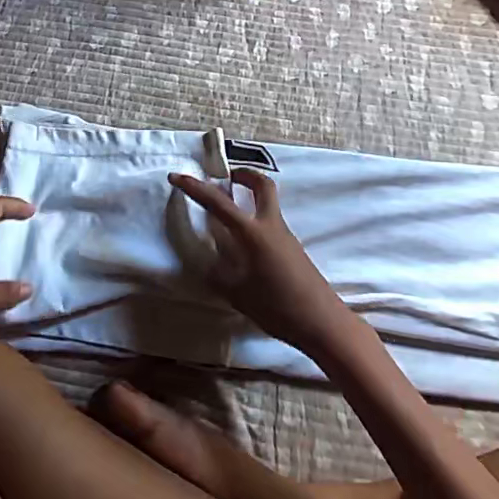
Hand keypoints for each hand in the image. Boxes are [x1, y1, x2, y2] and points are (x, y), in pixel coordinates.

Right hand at [169, 170, 352, 350]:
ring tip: (228, 213)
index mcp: (253, 233)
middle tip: (226, 178)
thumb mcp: (237, 293)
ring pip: (268, 204)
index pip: (218, 202)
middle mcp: (271, 226)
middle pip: (262, 185)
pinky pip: (270, 225)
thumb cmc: (278, 306)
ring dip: (249, 198)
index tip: (176, 176)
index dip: (194, 187)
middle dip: (243, 175)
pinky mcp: (292, 250)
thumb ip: (219, 273)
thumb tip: (208, 261)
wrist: (322, 324)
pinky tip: (244, 245)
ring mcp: (285, 236)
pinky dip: (255, 222)